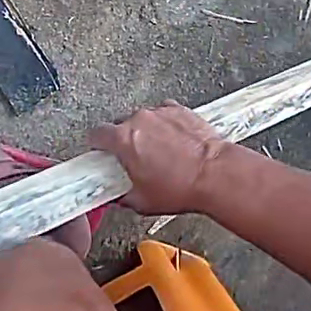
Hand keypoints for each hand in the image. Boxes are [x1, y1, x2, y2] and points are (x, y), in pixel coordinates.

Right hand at [87, 102, 237, 214]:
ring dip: (145, 131)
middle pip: (121, 124)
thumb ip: (120, 194)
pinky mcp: (178, 109)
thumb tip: (116, 195)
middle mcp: (139, 119)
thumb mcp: (140, 201)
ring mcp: (160, 112)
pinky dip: (164, 124)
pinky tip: (172, 140)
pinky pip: (163, 114)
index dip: (97, 144)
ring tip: (158, 151)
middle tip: (133, 157)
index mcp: (123, 139)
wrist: (213, 172)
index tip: (101, 151)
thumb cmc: (180, 187)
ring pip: (143, 118)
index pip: (97, 133)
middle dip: (123, 139)